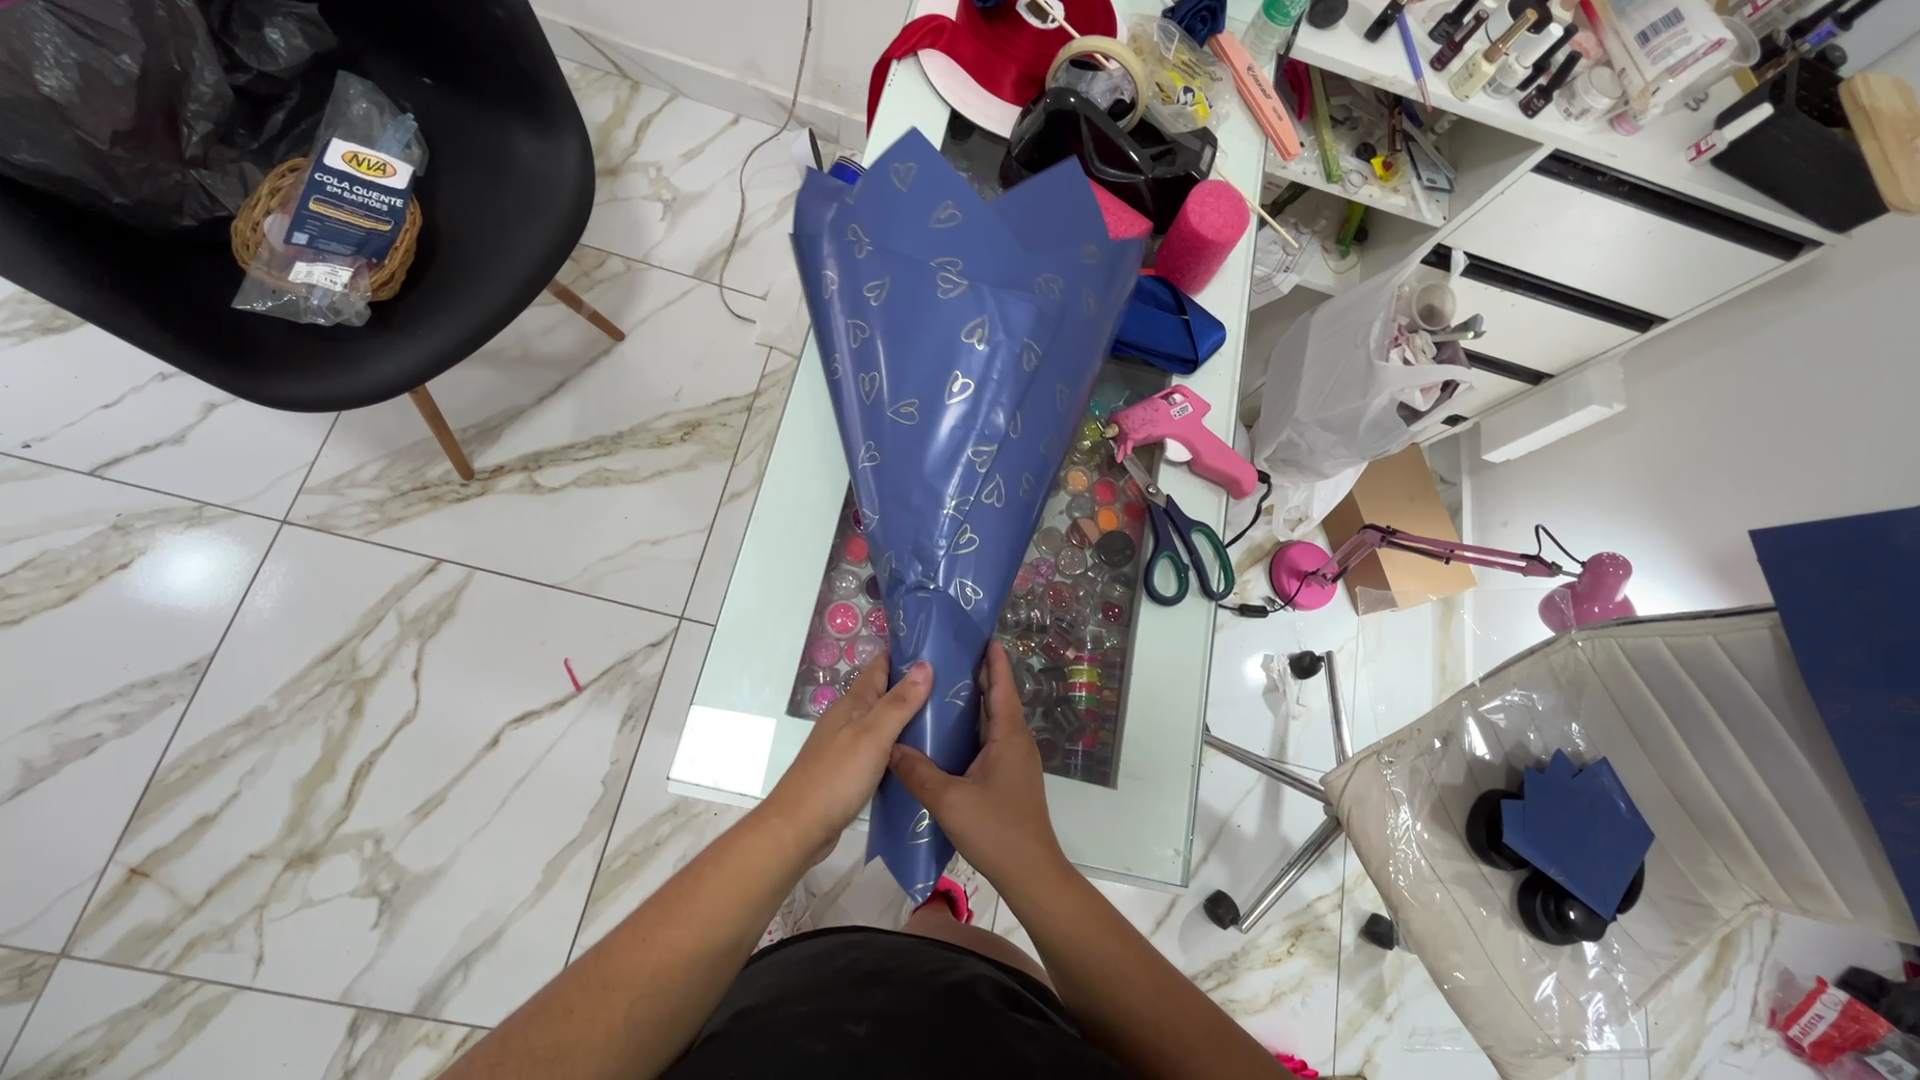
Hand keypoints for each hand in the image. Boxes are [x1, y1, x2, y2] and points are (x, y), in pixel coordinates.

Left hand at [760, 654, 930, 858]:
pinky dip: (901, 745)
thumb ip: (899, 703)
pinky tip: (921, 754)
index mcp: (853, 703)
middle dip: (914, 685)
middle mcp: (850, 719)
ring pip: (884, 722)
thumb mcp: (872, 735)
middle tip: (954, 684)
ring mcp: (849, 746)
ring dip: (910, 717)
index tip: (937, 644)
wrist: (798, 828)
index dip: (905, 653)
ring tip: (948, 716)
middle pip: (885, 693)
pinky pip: (883, 748)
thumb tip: (925, 664)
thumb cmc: (835, 777)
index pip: (880, 666)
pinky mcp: (852, 771)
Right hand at [887, 642, 1067, 886]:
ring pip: (994, 723)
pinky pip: (990, 742)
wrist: (1030, 873)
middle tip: (948, 656)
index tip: (982, 635)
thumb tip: (889, 747)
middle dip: (979, 676)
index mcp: (1008, 737)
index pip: (1002, 687)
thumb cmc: (996, 830)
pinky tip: (948, 736)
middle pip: (998, 700)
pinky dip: (972, 729)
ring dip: (974, 704)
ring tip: (942, 688)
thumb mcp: (949, 800)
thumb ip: (918, 772)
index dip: (994, 660)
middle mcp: (1016, 743)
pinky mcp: (1009, 780)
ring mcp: (1015, 762)